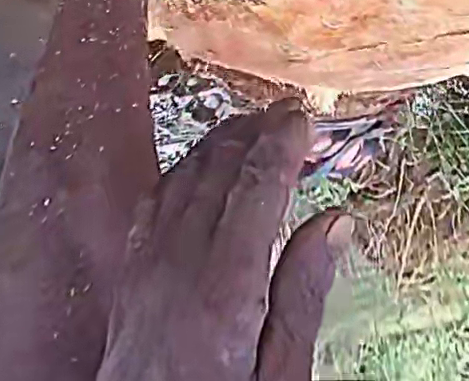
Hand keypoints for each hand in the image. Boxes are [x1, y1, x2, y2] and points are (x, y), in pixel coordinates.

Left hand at [96, 102, 351, 380]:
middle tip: (291, 114)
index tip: (304, 119)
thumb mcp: (281, 378)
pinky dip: (189, 163)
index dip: (282, 142)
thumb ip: (304, 294)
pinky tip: (207, 159)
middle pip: (223, 165)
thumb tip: (337, 220)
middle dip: (259, 129)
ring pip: (189, 170)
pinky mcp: (132, 267)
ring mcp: (149, 259)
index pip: (257, 185)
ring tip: (259, 125)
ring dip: (226, 138)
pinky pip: (160, 192)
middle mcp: (181, 259)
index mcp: (225, 286)